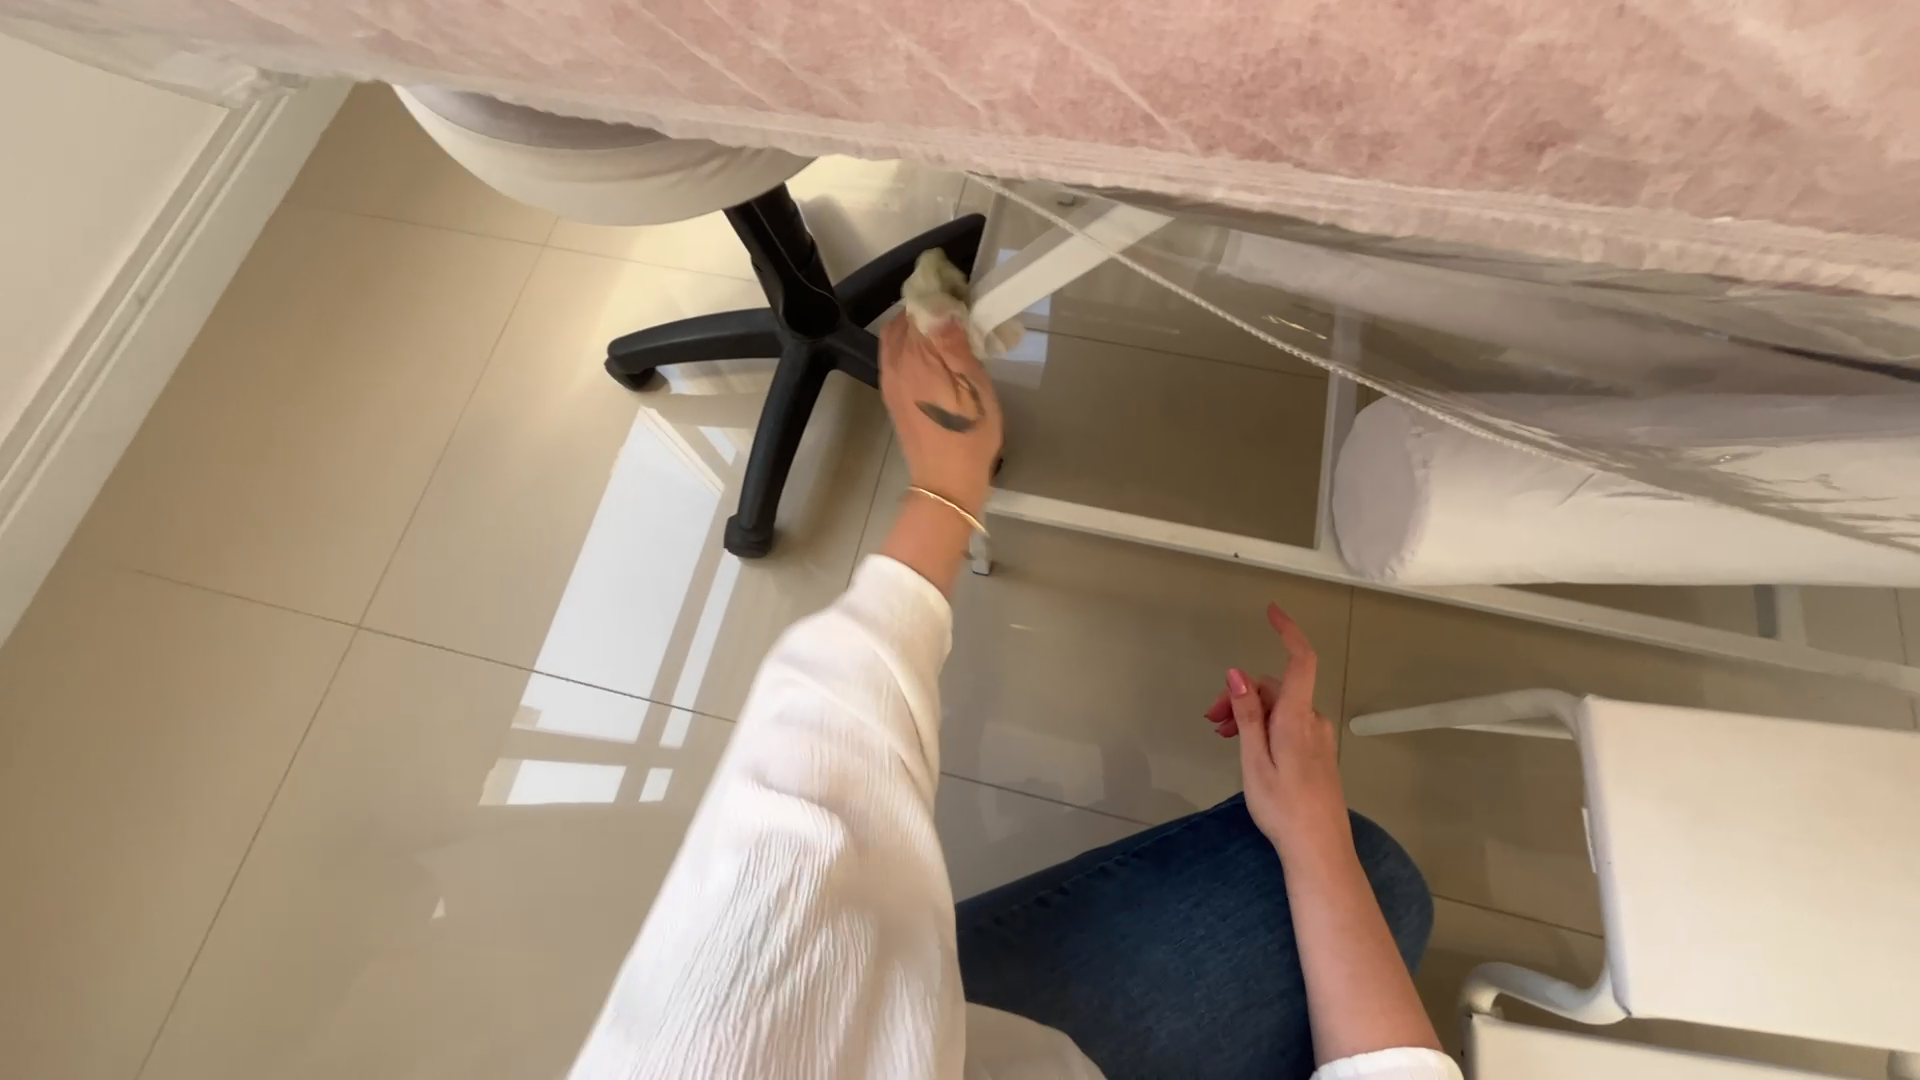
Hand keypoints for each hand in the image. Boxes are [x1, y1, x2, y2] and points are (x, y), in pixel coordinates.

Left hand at [879, 314, 1002, 516]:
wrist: (946, 481)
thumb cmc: (969, 435)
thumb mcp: (974, 386)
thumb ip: (954, 344)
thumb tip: (942, 306)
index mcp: (915, 358)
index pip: (919, 307)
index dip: (940, 294)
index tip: (963, 295)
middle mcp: (895, 365)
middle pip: (904, 321)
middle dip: (928, 309)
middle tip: (959, 313)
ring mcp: (890, 382)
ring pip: (897, 338)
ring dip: (919, 328)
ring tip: (949, 333)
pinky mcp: (892, 397)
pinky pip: (896, 357)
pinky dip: (912, 347)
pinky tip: (936, 357)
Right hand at [1203, 604, 1350, 855]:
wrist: (1319, 851)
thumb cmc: (1282, 807)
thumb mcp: (1254, 760)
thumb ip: (1247, 715)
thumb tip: (1236, 673)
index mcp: (1298, 719)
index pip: (1300, 662)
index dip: (1288, 632)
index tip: (1271, 612)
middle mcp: (1314, 721)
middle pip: (1276, 688)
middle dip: (1240, 695)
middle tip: (1211, 722)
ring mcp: (1319, 738)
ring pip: (1280, 707)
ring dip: (1249, 713)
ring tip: (1221, 737)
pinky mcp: (1318, 753)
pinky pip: (1288, 724)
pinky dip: (1263, 725)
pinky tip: (1245, 746)